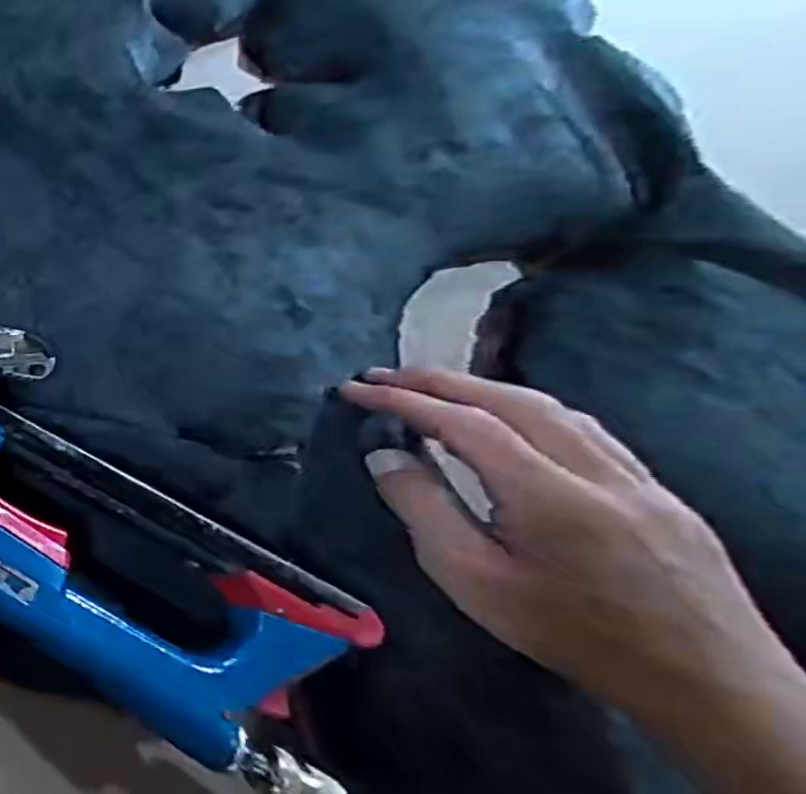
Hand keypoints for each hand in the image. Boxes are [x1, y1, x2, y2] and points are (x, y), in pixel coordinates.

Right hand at [340, 367, 790, 717]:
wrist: (714, 692)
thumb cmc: (573, 634)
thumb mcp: (472, 579)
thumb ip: (422, 508)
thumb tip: (384, 453)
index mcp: (551, 495)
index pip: (464, 422)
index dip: (403, 399)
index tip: (355, 390)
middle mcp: (599, 472)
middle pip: (509, 400)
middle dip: (438, 381)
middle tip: (383, 376)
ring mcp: (639, 480)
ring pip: (552, 409)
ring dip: (482, 389)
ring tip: (434, 390)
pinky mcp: (661, 494)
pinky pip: (585, 430)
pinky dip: (528, 410)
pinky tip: (508, 420)